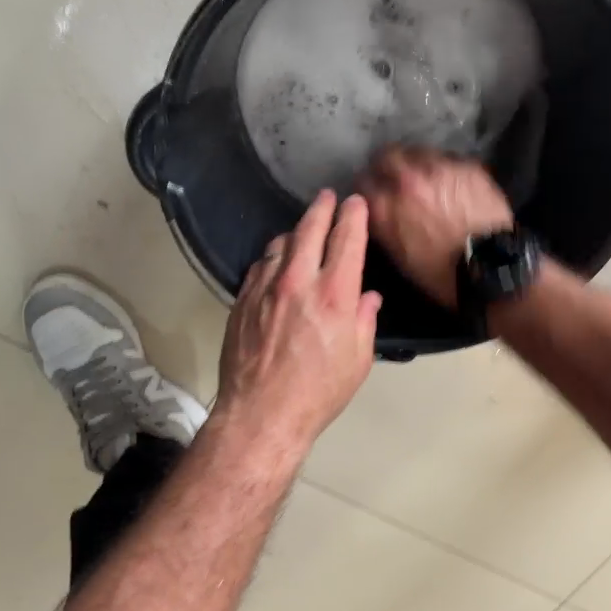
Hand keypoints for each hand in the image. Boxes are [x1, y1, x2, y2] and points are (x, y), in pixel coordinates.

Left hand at [214, 191, 381, 459]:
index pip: (347, 238)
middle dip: (322, 207)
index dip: (353, 215)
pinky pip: (260, 265)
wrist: (261, 413)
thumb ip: (364, 320)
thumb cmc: (318, 391)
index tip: (356, 202)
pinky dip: (272, 257)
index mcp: (334, 293)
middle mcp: (299, 281)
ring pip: (280, 243)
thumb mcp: (358, 359)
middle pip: (310, 228)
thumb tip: (367, 297)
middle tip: (327, 197)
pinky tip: (276, 261)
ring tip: (302, 230)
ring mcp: (266, 287)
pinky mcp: (243, 299)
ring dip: (295, 232)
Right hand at [357, 145, 513, 308]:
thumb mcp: (398, 255)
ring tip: (424, 174)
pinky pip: (448, 159)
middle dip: (388, 164)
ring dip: (417, 162)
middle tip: (395, 174)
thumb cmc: (441, 273)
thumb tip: (378, 209)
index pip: (363, 183)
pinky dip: (445, 168)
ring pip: (418, 152)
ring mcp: (438, 169)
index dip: (368, 187)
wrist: (491, 269)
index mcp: (386, 207)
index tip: (373, 191)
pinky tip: (450, 181)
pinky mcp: (466, 166)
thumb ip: (383, 225)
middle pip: (387, 156)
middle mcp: (406, 181)